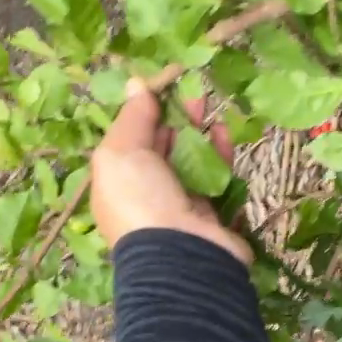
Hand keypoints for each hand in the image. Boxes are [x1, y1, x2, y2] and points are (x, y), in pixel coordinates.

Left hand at [90, 78, 251, 263]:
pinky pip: (217, 180)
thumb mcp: (122, 151)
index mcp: (117, 182)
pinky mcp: (214, 216)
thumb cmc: (142, 201)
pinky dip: (221, 156)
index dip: (145, 111)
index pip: (131, 139)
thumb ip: (133, 118)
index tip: (161, 86)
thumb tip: (137, 84)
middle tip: (190, 93)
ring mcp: (183, 207)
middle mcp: (149, 195)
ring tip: (209, 109)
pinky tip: (225, 135)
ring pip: (192, 163)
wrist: (183, 257)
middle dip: (175, 119)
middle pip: (162, 149)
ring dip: (200, 135)